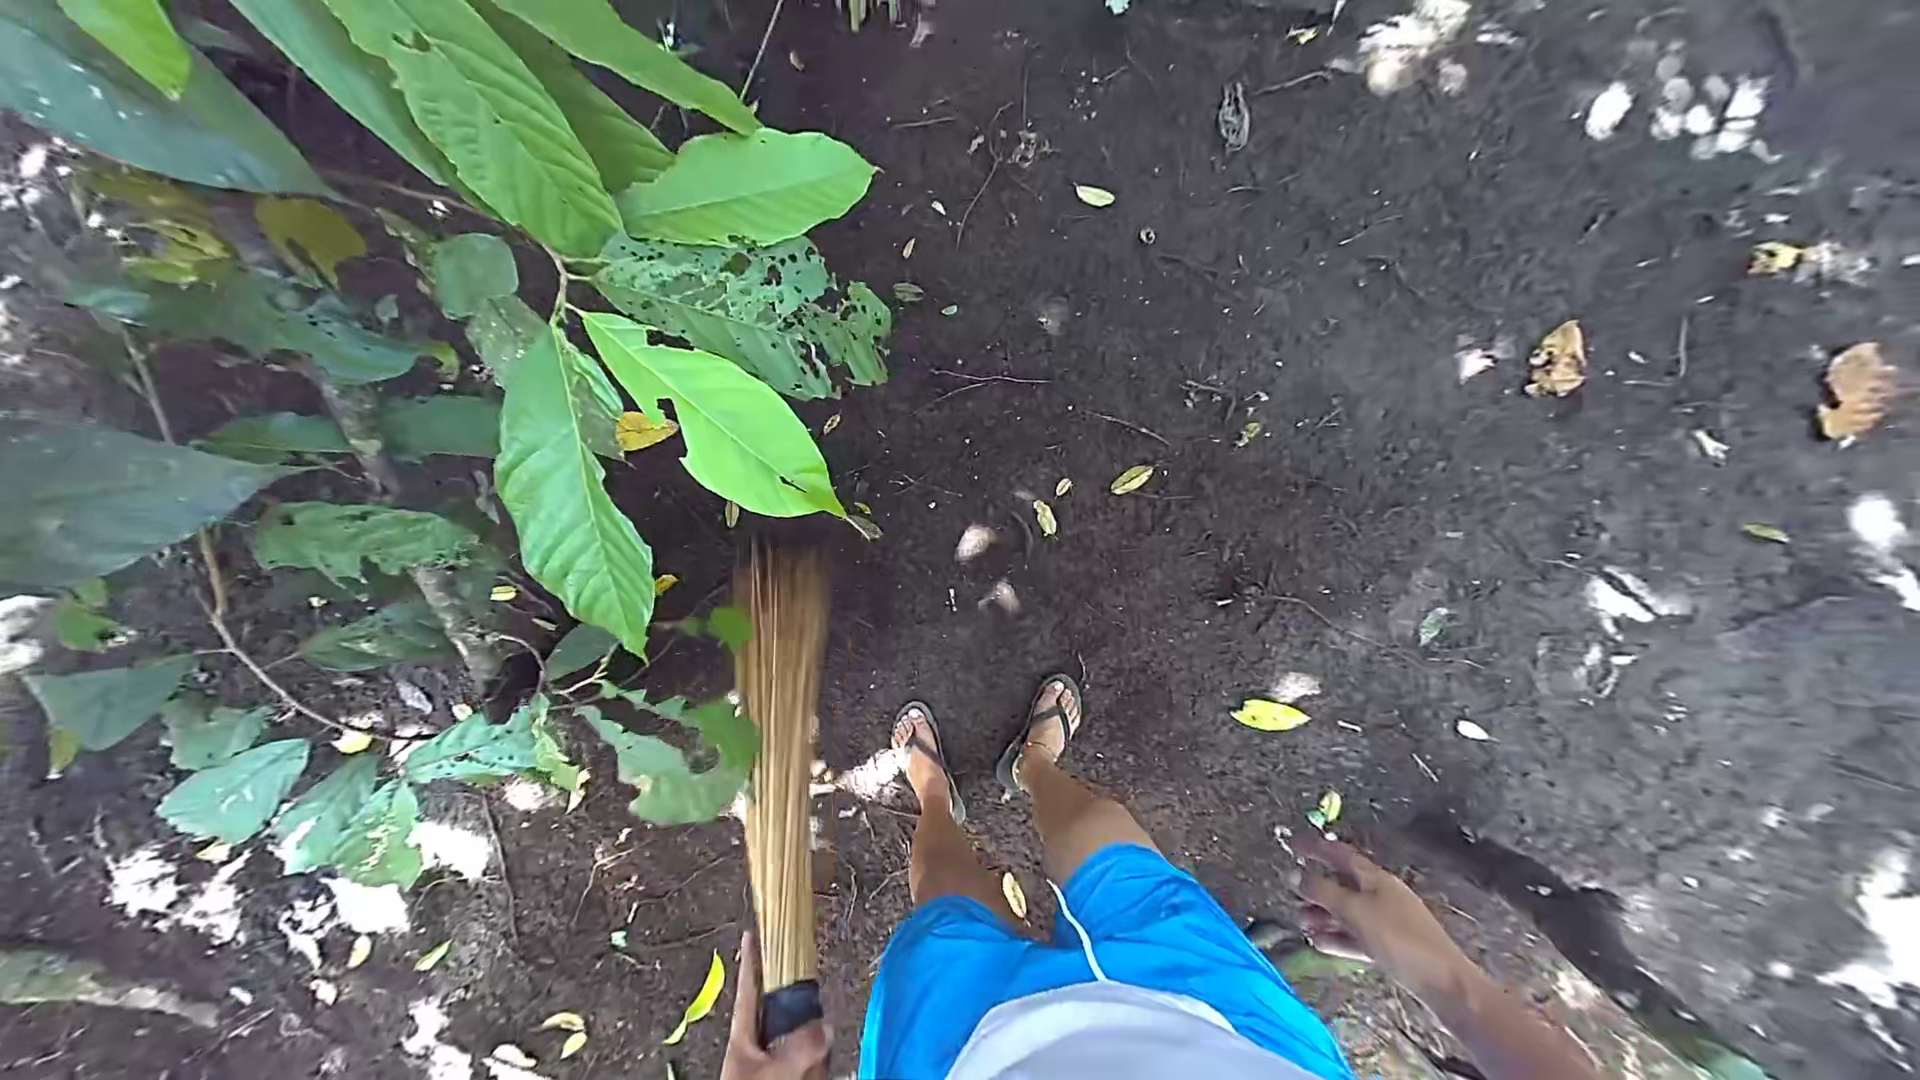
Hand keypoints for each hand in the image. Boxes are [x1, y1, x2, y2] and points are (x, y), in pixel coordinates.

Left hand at [720, 932, 830, 1079]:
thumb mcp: (773, 1073)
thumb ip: (800, 1047)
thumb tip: (825, 1025)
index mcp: (743, 1037)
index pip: (749, 989)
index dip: (751, 961)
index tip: (752, 931)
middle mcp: (756, 1046)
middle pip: (785, 1015)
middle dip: (805, 1027)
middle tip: (813, 1044)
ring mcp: (770, 1064)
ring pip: (802, 1043)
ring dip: (812, 1059)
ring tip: (811, 1074)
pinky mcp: (787, 1075)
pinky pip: (809, 1064)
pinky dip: (816, 1070)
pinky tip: (816, 1074)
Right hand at [1289, 832, 1470, 995]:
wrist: (1447, 987)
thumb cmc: (1398, 938)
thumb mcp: (1354, 910)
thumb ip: (1322, 891)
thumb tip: (1295, 875)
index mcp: (1375, 878)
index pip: (1338, 854)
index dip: (1314, 847)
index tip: (1291, 844)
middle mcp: (1382, 895)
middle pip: (1342, 884)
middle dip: (1316, 887)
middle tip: (1292, 891)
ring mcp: (1388, 922)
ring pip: (1348, 912)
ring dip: (1324, 915)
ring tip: (1302, 922)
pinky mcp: (1392, 947)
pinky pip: (1358, 936)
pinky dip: (1338, 937)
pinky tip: (1320, 943)